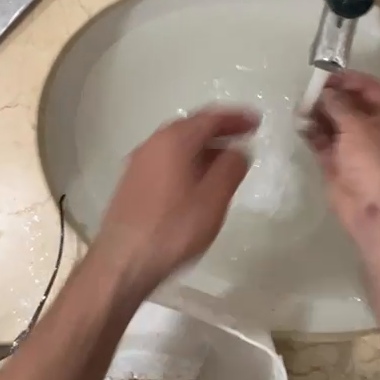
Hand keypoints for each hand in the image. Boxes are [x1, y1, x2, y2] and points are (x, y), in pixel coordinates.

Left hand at [93, 107, 257, 290]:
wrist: (122, 261)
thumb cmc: (173, 230)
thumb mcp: (213, 200)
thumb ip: (230, 169)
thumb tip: (239, 151)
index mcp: (174, 142)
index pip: (210, 118)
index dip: (236, 118)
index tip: (256, 122)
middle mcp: (152, 145)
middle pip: (191, 127)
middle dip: (219, 130)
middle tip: (243, 137)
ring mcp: (138, 163)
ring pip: (177, 145)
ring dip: (203, 147)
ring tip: (225, 161)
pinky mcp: (132, 182)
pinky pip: (166, 160)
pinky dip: (187, 160)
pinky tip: (197, 180)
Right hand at [303, 71, 379, 234]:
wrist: (370, 206)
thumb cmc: (371, 161)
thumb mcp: (357, 126)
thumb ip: (339, 104)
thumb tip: (325, 92)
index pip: (370, 87)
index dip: (349, 79)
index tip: (327, 75)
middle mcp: (372, 127)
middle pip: (349, 103)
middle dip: (330, 96)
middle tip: (309, 91)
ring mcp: (354, 144)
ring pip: (334, 121)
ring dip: (318, 113)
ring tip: (301, 106)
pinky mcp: (337, 159)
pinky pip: (323, 139)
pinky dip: (312, 131)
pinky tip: (300, 123)